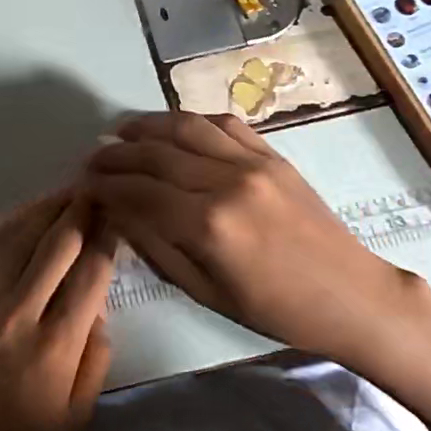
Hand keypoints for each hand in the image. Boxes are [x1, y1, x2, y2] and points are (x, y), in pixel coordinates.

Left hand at [0, 193, 116, 430]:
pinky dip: (13, 227)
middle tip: (99, 189)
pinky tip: (29, 216)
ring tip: (68, 192)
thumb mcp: (78, 416)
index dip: (108, 237)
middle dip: (82, 211)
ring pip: (19, 238)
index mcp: (55, 346)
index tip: (119, 215)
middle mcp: (18, 315)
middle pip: (57, 244)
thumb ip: (96, 356)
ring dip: (47, 209)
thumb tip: (97, 306)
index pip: (91, 273)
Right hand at [84, 112, 430, 366]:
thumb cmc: (273, 309)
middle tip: (93, 157)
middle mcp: (227, 182)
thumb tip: (116, 211)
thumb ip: (157, 246)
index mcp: (208, 226)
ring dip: (149, 125)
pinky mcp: (273, 154)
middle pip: (157, 154)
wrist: (347, 292)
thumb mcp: (206, 291)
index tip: (83, 183)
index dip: (105, 185)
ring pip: (188, 128)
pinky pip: (225, 125)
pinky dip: (193, 120)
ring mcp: (253, 162)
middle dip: (117, 153)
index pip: (139, 192)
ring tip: (122, 130)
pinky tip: (174, 127)